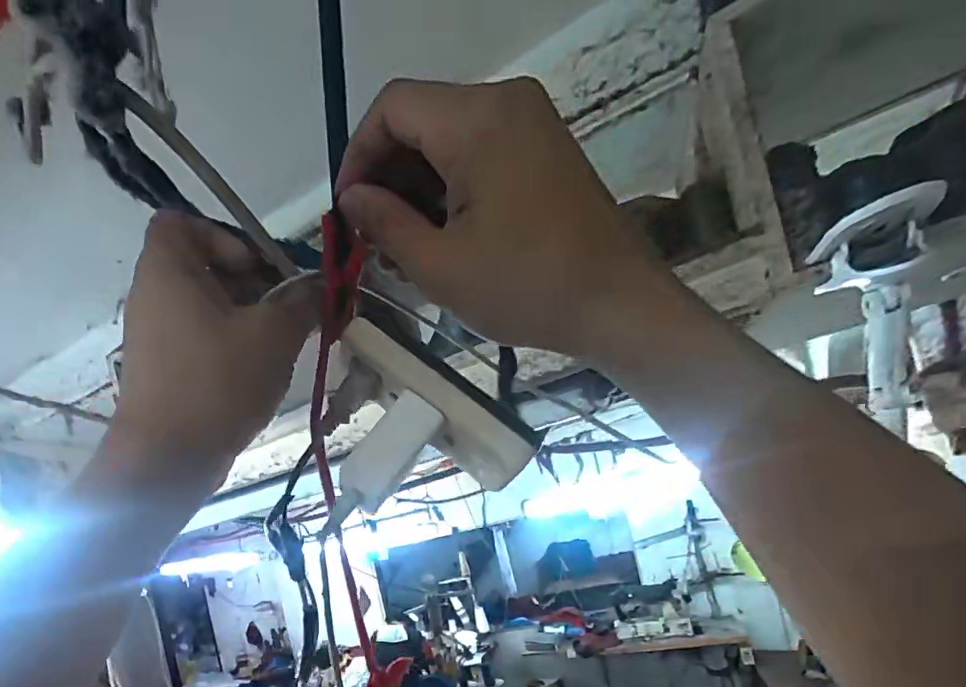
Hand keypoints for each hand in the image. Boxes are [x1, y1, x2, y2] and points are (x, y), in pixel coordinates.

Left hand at [113, 212, 319, 462]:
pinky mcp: (166, 370)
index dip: (227, 237)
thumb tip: (321, 287)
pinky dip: (233, 346)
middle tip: (290, 310)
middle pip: (203, 267)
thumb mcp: (273, 335)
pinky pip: (202, 340)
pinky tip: (262, 372)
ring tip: (283, 345)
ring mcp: (156, 336)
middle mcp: (153, 296)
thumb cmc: (219, 381)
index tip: (262, 270)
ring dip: (249, 319)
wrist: (170, 456)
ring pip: (208, 309)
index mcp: (167, 270)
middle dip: (252, 283)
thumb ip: (302, 302)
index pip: (184, 223)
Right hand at [337, 78, 691, 362]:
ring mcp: (532, 125)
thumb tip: (352, 199)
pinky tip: (445, 239)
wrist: (617, 305)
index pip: (391, 109)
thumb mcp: (441, 266)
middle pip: (422, 122)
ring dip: (420, 191)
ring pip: (451, 142)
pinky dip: (454, 191)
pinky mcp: (546, 153)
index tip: (349, 211)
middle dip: (389, 179)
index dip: (358, 156)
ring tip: (407, 250)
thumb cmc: (526, 288)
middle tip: (375, 241)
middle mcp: (505, 103)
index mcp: (477, 119)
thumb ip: (386, 224)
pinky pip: (483, 157)